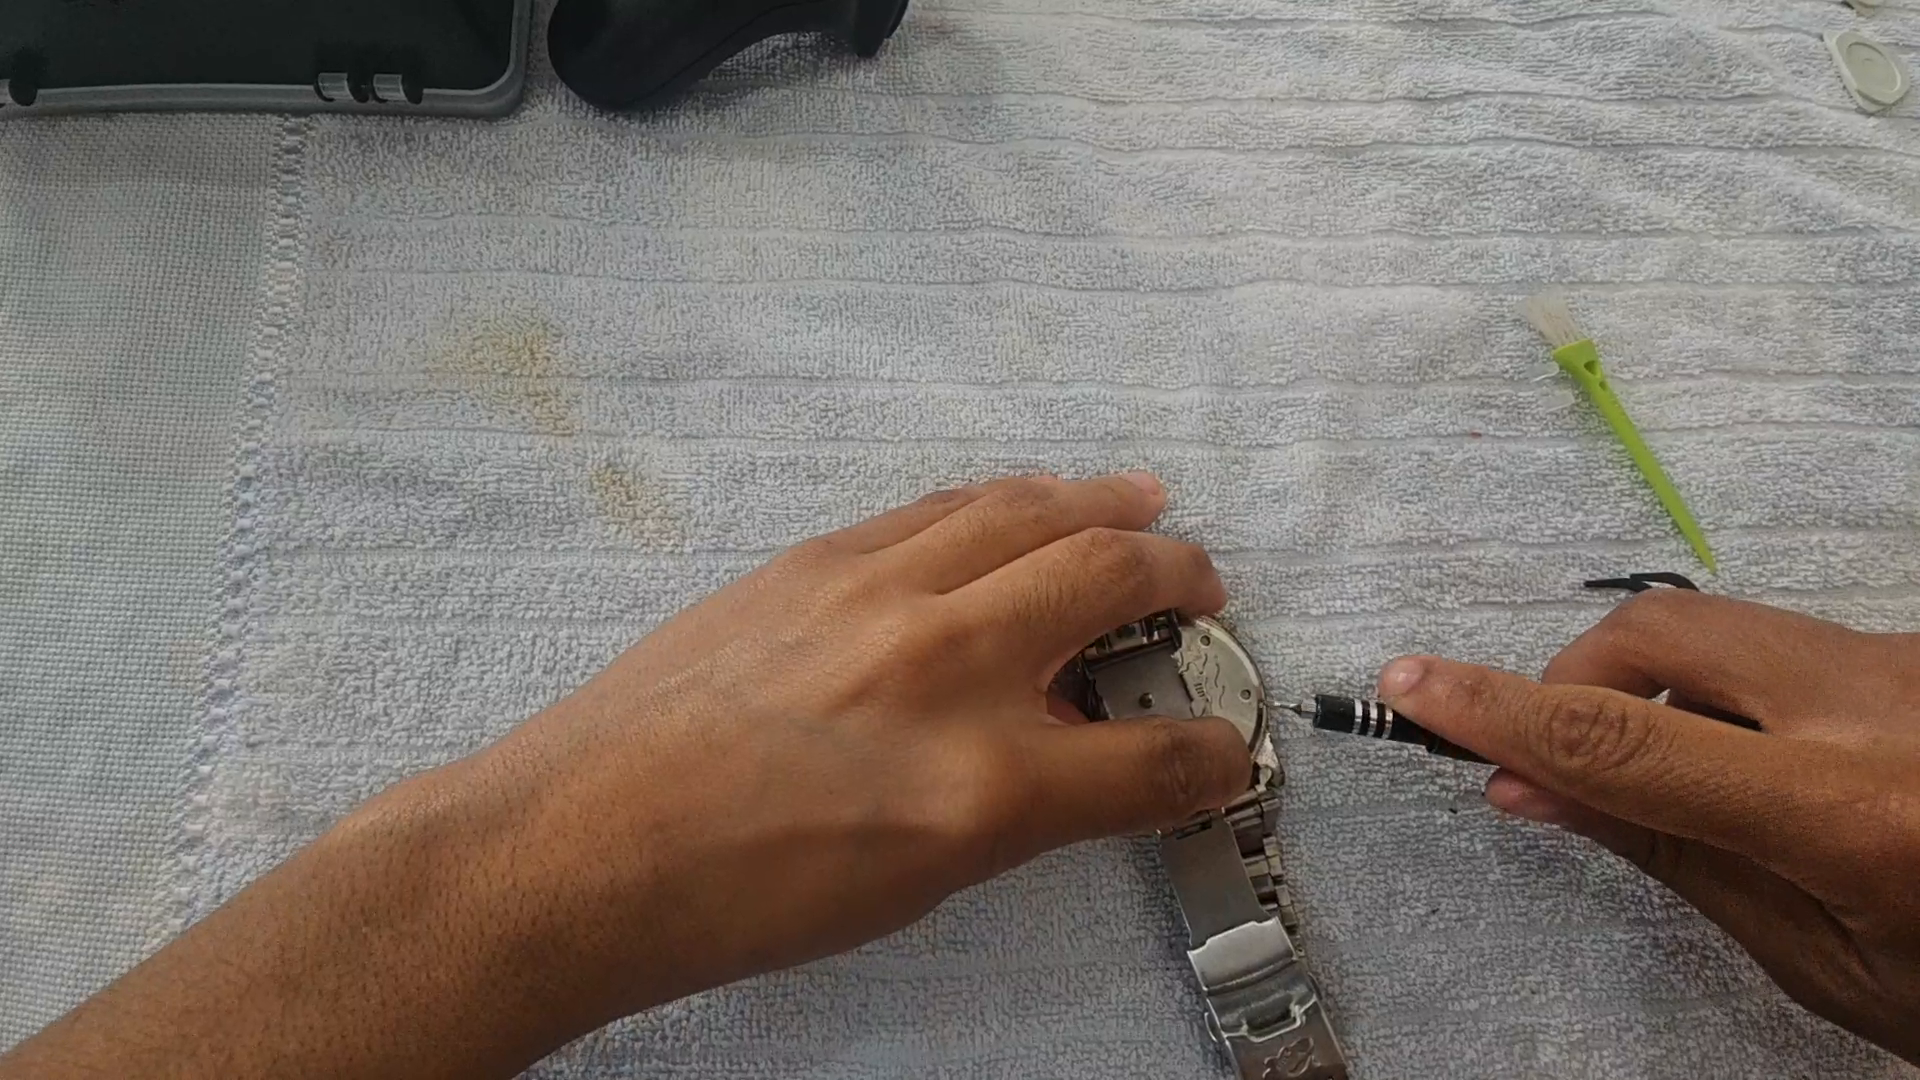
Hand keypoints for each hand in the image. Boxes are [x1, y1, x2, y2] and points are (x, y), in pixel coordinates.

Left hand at [481, 471, 1248, 1020]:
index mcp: (980, 781)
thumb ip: (1021, 800)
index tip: (1222, 743)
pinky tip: (1023, 503)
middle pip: (1104, 578)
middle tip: (1201, 578)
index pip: (1147, 759)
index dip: (1206, 752)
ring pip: (1025, 511)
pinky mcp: (818, 557)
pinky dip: (1004, 501)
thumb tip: (1079, 743)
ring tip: (1141, 499)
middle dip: (1178, 573)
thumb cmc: (752, 889)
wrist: (589, 839)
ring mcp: (876, 591)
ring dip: (1100, 501)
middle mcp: (944, 662)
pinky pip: (940, 507)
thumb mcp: (917, 877)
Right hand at [1372, 589, 1919, 1062]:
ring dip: (1658, 683)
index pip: (1618, 742)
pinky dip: (1732, 688)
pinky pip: (1781, 641)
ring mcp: (1918, 663)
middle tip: (1578, 749)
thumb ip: (1660, 847)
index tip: (1406, 684)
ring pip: (1718, 626)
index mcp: (1862, 820)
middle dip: (1580, 674)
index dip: (1496, 708)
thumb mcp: (1816, 953)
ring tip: (1697, 761)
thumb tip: (1517, 783)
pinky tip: (1780, 752)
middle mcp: (1895, 712)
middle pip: (1658, 630)